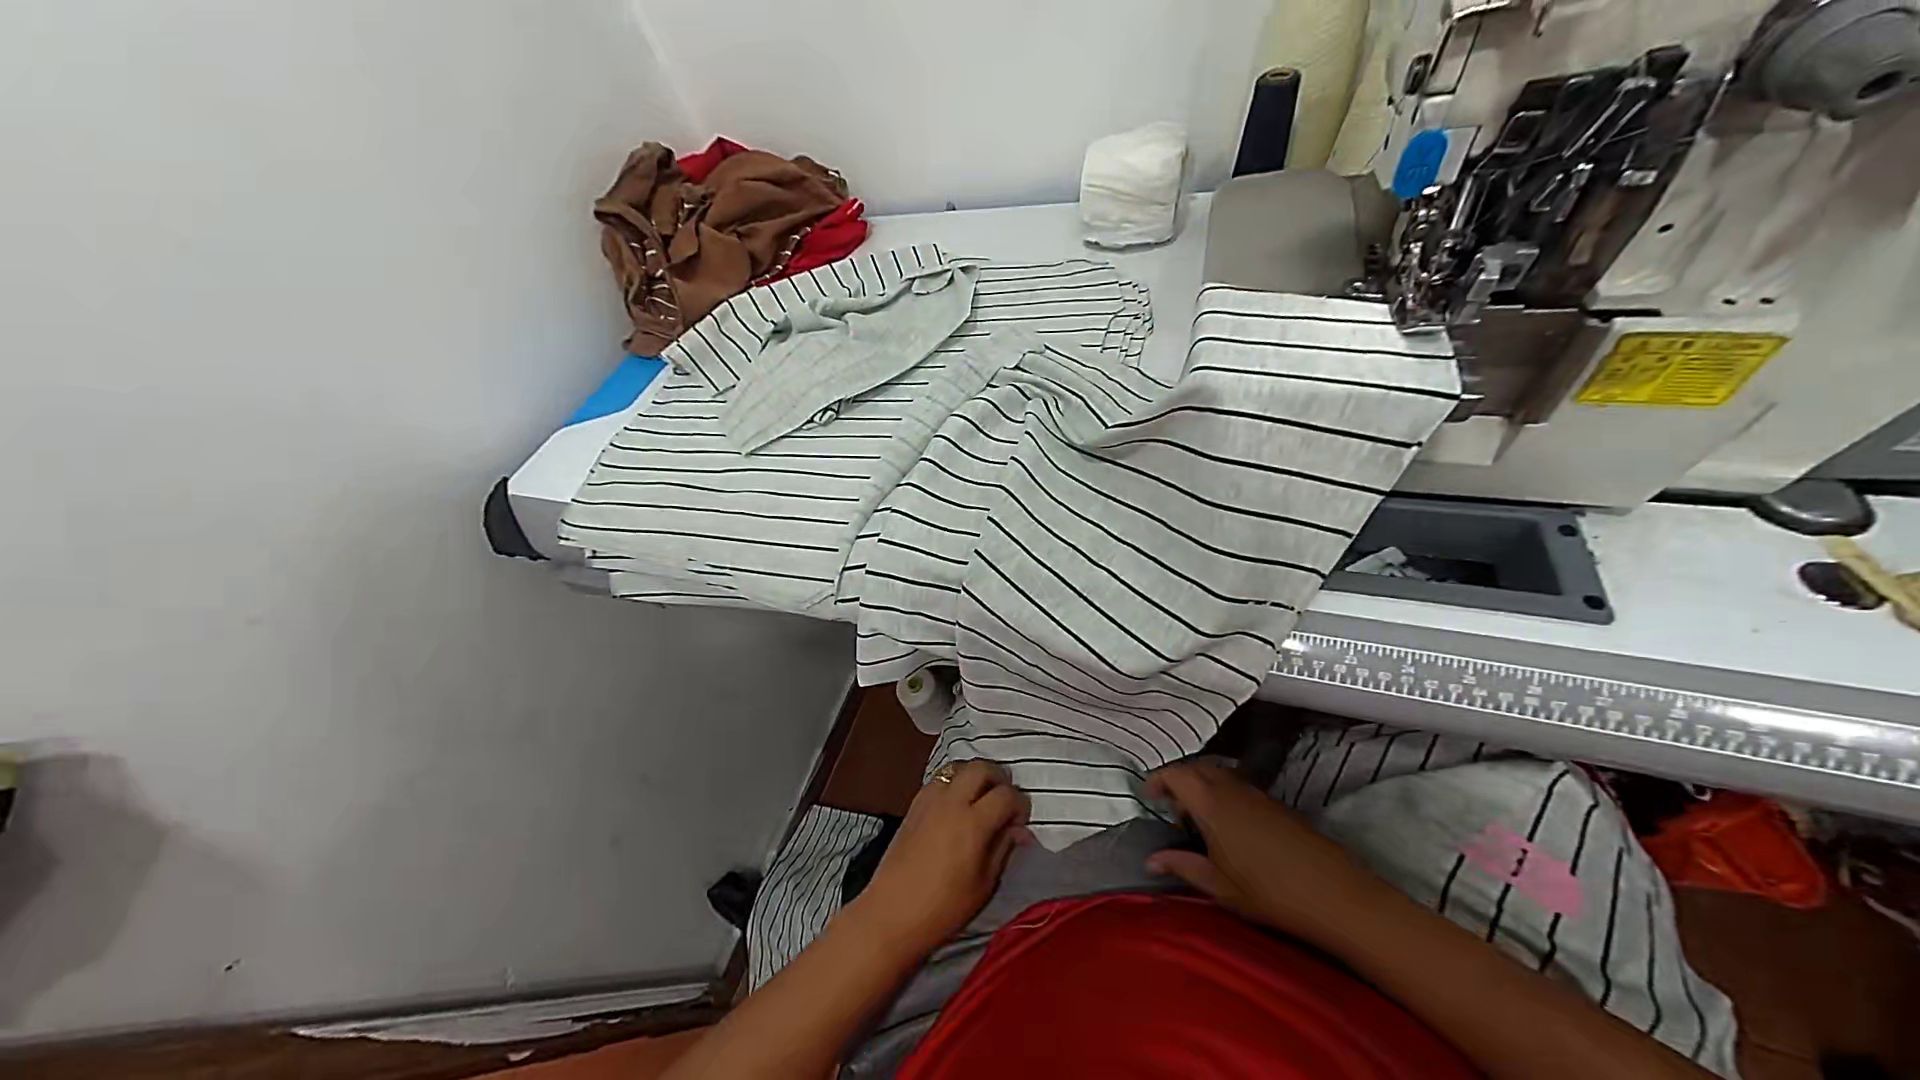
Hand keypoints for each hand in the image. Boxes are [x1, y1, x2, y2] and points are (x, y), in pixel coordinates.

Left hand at [845, 761, 1030, 956]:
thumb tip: (1019, 829)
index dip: (1020, 805)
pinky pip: (939, 779)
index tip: (1021, 822)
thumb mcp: (985, 884)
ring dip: (974, 776)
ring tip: (981, 800)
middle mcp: (951, 802)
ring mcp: (929, 799)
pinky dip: (953, 783)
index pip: (1007, 795)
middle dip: (999, 779)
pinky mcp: (914, 804)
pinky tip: (956, 806)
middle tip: (1004, 802)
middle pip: (981, 767)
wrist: (892, 913)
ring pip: (958, 767)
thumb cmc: (944, 908)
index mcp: (973, 823)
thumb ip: (1003, 848)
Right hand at [1146, 761, 1388, 945]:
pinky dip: (1224, 796)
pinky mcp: (1277, 805)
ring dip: (1203, 788)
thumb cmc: (1268, 891)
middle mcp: (1233, 789)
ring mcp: (1258, 795)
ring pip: (1220, 776)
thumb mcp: (1218, 885)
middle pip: (1197, 768)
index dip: (1158, 780)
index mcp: (1211, 803)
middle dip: (1179, 781)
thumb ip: (1182, 866)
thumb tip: (1151, 860)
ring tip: (1199, 821)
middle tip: (1172, 809)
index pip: (1176, 774)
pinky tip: (1229, 829)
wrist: (1335, 895)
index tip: (1149, 798)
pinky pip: (1239, 787)